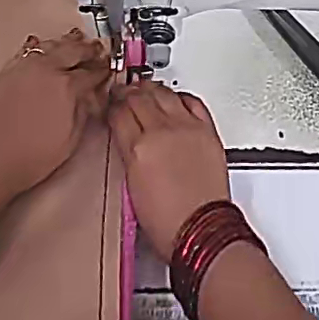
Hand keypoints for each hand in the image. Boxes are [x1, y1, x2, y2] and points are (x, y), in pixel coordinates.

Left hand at [0, 30, 112, 199]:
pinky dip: (41, 46)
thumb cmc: (34, 156)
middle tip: (98, 49)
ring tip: (76, 41)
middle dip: (89, 49)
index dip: (103, 70)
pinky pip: (28, 50)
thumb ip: (84, 111)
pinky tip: (44, 47)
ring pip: (51, 45)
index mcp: (66, 86)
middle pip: (73, 50)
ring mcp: (25, 67)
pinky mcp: (7, 70)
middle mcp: (47, 70)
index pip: (92, 72)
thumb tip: (90, 95)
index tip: (108, 68)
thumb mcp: (71, 139)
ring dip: (66, 43)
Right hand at [106, 82, 230, 259]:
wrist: (201, 230)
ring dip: (152, 89)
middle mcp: (162, 132)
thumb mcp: (132, 188)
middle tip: (124, 91)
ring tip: (147, 89)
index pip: (119, 113)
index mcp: (138, 148)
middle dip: (128, 92)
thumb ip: (129, 155)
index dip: (113, 105)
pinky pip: (192, 102)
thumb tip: (128, 140)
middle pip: (139, 97)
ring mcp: (186, 128)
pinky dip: (181, 97)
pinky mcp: (207, 130)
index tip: (112, 104)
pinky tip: (176, 98)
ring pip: (164, 93)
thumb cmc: (168, 222)